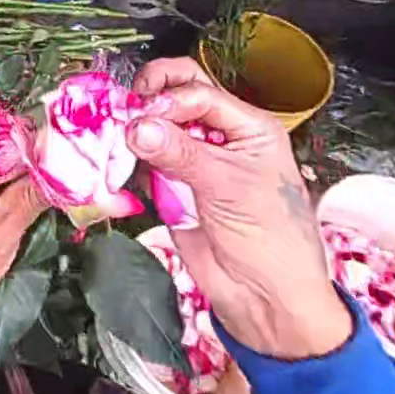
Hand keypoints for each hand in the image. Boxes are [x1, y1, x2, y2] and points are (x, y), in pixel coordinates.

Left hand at [0, 138, 49, 322]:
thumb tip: (64, 167)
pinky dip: (11, 170)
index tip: (69, 171)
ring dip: (24, 167)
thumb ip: (30, 195)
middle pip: (10, 144)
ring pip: (6, 147)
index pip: (15, 149)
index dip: (44, 158)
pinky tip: (16, 191)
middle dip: (35, 163)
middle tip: (53, 186)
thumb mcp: (2, 234)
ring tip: (35, 192)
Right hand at [128, 58, 350, 359]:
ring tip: (123, 139)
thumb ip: (180, 153)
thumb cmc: (271, 239)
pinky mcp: (176, 187)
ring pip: (160, 128)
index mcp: (248, 127)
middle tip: (130, 108)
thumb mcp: (227, 186)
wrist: (265, 300)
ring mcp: (196, 161)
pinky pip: (149, 162)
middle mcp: (221, 137)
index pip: (201, 93)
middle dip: (153, 96)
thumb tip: (139, 126)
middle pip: (180, 96)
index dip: (171, 99)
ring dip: (140, 130)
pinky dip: (135, 160)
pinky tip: (126, 163)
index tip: (146, 113)